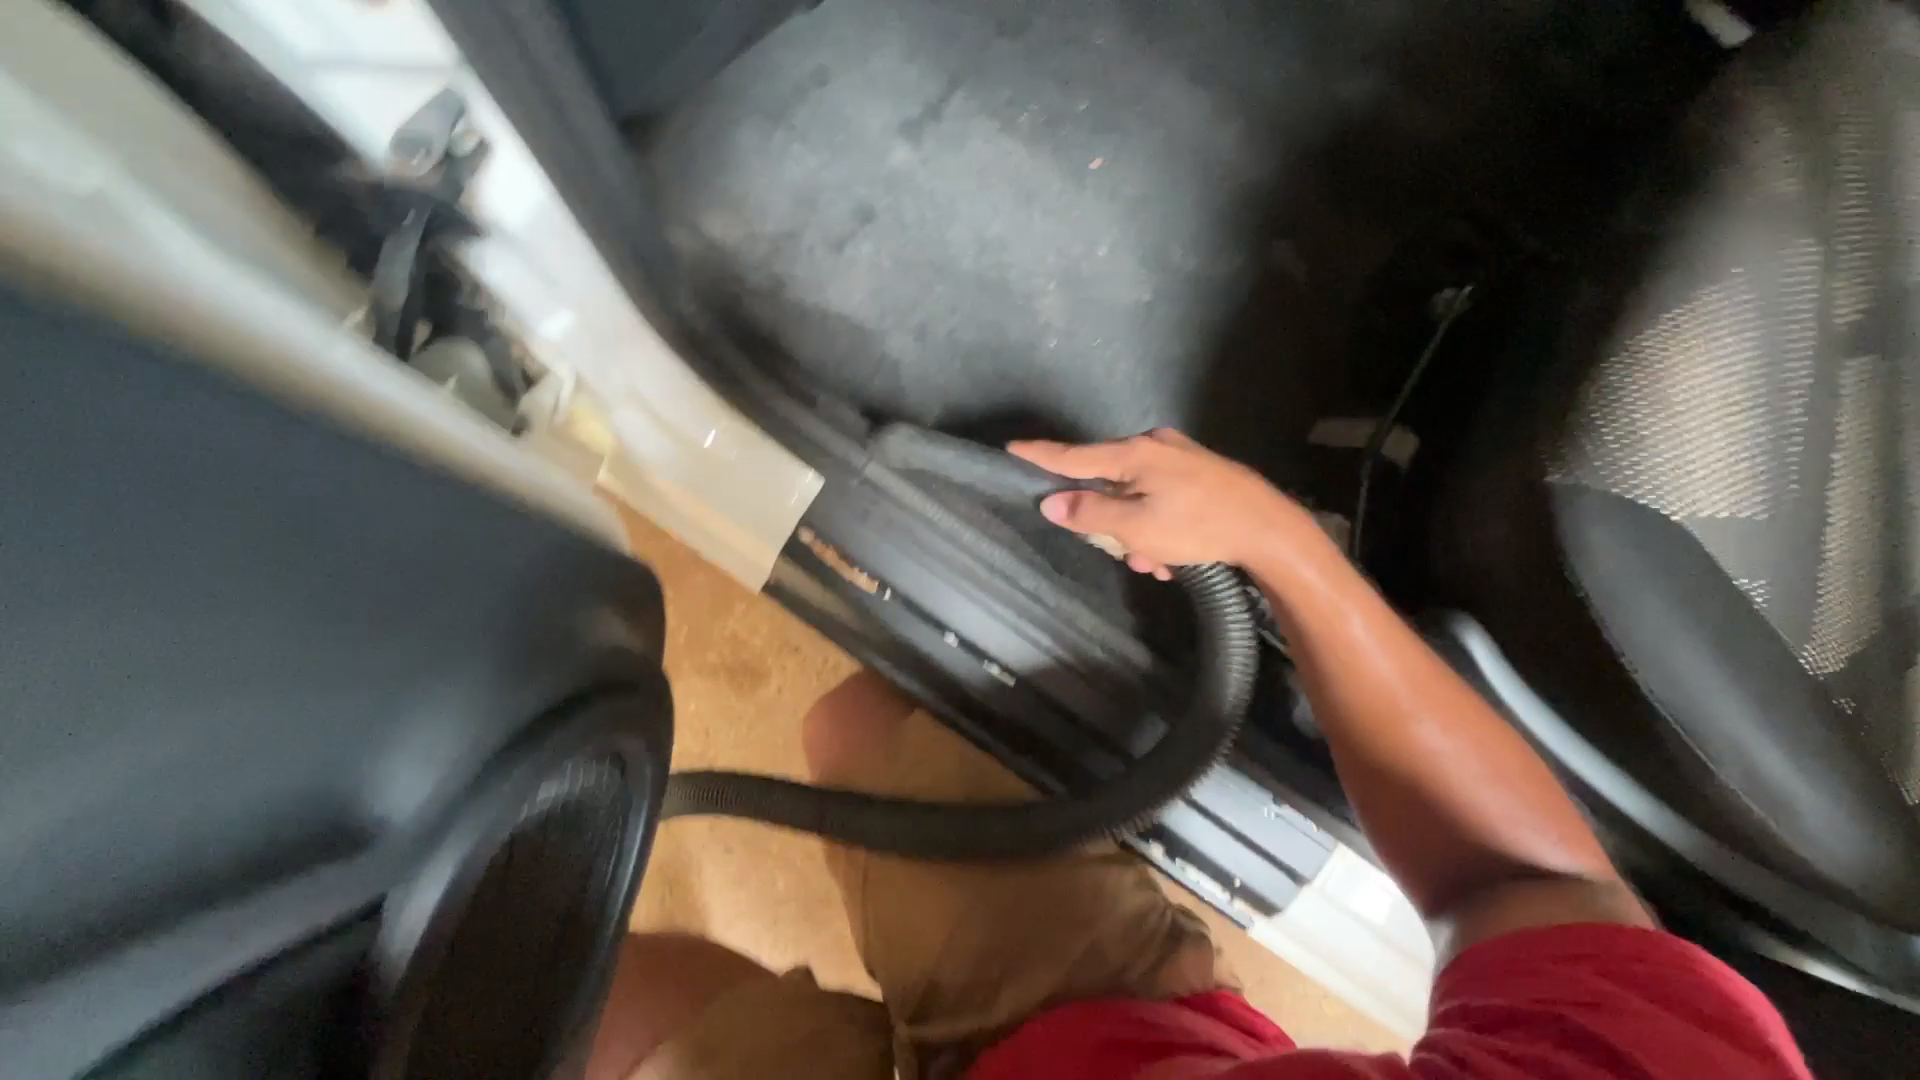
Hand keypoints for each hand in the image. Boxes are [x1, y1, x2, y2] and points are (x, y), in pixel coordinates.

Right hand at [1008, 428, 1311, 577]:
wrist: (1271, 530)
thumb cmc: (1199, 526)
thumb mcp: (1137, 527)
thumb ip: (1091, 514)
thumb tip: (1050, 503)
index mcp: (1134, 454)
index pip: (1074, 456)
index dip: (1041, 456)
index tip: (1011, 449)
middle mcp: (1154, 446)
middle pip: (1107, 480)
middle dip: (1109, 520)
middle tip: (1125, 551)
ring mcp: (1180, 456)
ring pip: (1137, 495)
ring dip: (1138, 530)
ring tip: (1157, 562)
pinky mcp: (1199, 472)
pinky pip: (1161, 497)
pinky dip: (1159, 524)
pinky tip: (1175, 554)